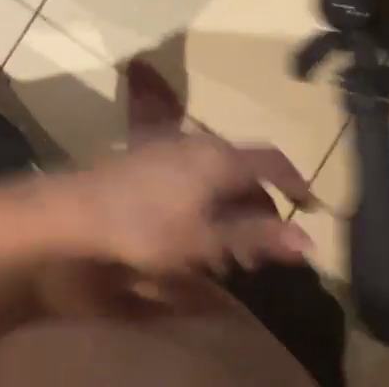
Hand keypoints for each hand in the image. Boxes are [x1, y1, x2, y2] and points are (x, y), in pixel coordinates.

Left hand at [57, 135, 313, 274]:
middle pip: (243, 167)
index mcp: (218, 156)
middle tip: (264, 248)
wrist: (77, 209)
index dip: (296, 183)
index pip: (271, 160)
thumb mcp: (207, 241)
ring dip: (231, 204)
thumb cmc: (145, 227)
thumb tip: (307, 240)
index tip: (311, 208)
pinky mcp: (145, 152)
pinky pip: (191, 170)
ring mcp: (168, 143)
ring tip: (230, 248)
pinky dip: (206, 196)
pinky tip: (195, 227)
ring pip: (216, 171)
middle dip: (259, 205)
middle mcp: (196, 140)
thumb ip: (256, 237)